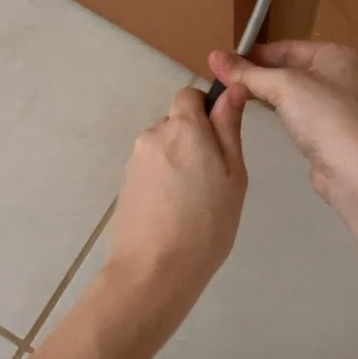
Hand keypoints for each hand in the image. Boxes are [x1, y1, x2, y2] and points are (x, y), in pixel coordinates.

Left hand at [105, 85, 250, 310]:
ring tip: (192, 202)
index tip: (219, 141)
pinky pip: (150, 170)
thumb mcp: (233, 175)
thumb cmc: (207, 223)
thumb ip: (229, 128)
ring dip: (177, 163)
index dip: (205, 112)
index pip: (188, 96)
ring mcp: (135, 161)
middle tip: (212, 180)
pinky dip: (162, 182)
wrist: (155, 270)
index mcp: (184, 128)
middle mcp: (154, 135)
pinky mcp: (124, 184)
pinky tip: (172, 212)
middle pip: (176, 124)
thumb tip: (233, 89)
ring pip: (163, 148)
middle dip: (193, 141)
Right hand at [209, 42, 357, 206]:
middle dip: (259, 73)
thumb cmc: (324, 117)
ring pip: (295, 90)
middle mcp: (342, 74)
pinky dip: (281, 109)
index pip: (286, 46)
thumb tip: (213, 56)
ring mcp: (340, 103)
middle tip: (224, 80)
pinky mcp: (333, 128)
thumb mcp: (283, 87)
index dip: (254, 53)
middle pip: (290, 67)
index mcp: (336, 54)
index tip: (223, 62)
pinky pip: (301, 111)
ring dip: (268, 91)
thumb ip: (248, 73)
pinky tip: (262, 113)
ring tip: (235, 94)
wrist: (355, 170)